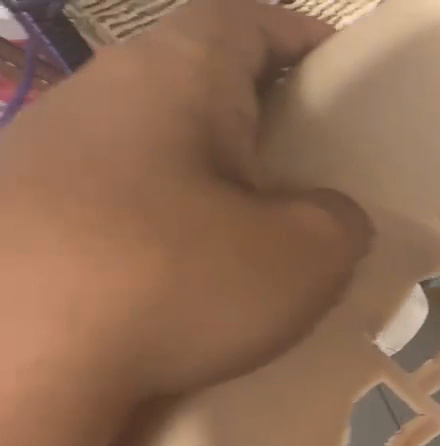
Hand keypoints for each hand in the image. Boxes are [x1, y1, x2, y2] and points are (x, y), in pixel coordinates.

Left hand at [0, 0, 370, 421]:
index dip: (299, 35)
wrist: (20, 359)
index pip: (240, 20)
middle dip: (271, 110)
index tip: (348, 68)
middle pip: (199, 78)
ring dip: (228, 171)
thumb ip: (341, 217)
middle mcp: (103, 96)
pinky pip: (136, 193)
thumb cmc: (182, 279)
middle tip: (334, 162)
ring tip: (283, 229)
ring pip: (166, 140)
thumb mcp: (311, 251)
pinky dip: (188, 215)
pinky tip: (218, 273)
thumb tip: (325, 210)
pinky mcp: (35, 212)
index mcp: (172, 81)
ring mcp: (54, 152)